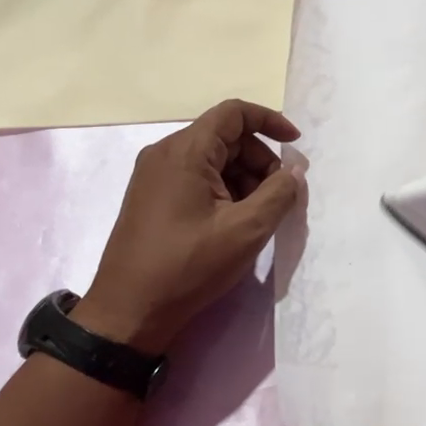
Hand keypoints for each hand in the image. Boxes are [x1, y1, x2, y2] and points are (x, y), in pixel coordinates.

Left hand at [77, 100, 301, 352]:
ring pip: (214, 160)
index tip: (296, 144)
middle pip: (226, 137)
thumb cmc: (188, 266)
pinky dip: (224, 191)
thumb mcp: (246, 230)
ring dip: (244, 180)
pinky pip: (197, 178)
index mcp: (185, 151)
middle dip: (260, 161)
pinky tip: (235, 224)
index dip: (270, 121)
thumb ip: (279, 193)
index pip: (234, 113)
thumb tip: (294, 170)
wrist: (129, 312)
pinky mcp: (153, 198)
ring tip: (259, 217)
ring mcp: (155, 176)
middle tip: (280, 197)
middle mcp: (165, 154)